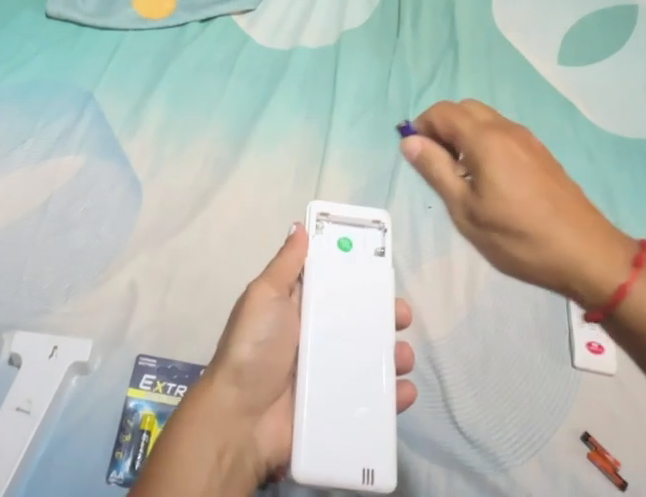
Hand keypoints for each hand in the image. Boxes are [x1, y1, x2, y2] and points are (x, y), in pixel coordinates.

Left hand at [170, 224, 416, 487]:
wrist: (240, 419)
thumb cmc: (252, 349)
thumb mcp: (264, 297)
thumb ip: (286, 265)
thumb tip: (300, 226)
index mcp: (300, 309)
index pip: (338, 287)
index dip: (362, 279)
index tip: (385, 273)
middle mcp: (317, 339)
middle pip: (361, 323)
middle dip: (387, 317)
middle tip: (401, 317)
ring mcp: (329, 376)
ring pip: (373, 360)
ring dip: (395, 356)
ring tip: (403, 357)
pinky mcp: (337, 409)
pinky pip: (373, 401)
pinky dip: (394, 397)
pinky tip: (404, 391)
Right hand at [403, 100, 635, 306]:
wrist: (586, 253)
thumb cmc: (518, 237)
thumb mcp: (466, 211)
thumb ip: (435, 170)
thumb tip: (410, 141)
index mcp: (485, 139)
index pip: (442, 112)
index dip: (422, 127)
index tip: (416, 156)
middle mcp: (507, 129)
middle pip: (464, 109)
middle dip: (443, 127)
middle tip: (436, 164)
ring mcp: (528, 139)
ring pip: (485, 119)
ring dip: (464, 134)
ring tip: (461, 175)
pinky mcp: (541, 153)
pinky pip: (503, 133)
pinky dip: (485, 142)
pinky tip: (489, 179)